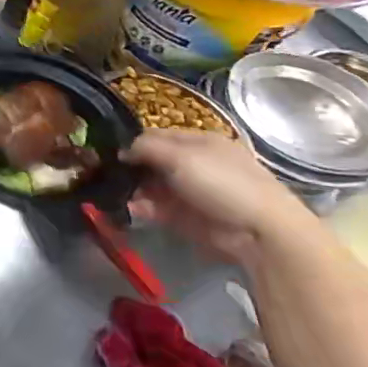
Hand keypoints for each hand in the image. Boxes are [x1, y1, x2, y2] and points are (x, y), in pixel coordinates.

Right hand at [122, 129, 320, 268]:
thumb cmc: (222, 183)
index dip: (133, 142)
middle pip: (152, 161)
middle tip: (108, 175)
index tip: (108, 152)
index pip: (157, 135)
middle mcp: (194, 164)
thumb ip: (146, 147)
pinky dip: (143, 208)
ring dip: (133, 189)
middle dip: (130, 168)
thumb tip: (122, 150)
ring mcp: (190, 191)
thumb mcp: (181, 156)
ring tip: (117, 195)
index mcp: (199, 142)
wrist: (259, 231)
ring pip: (151, 185)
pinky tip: (133, 210)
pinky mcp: (187, 216)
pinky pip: (157, 208)